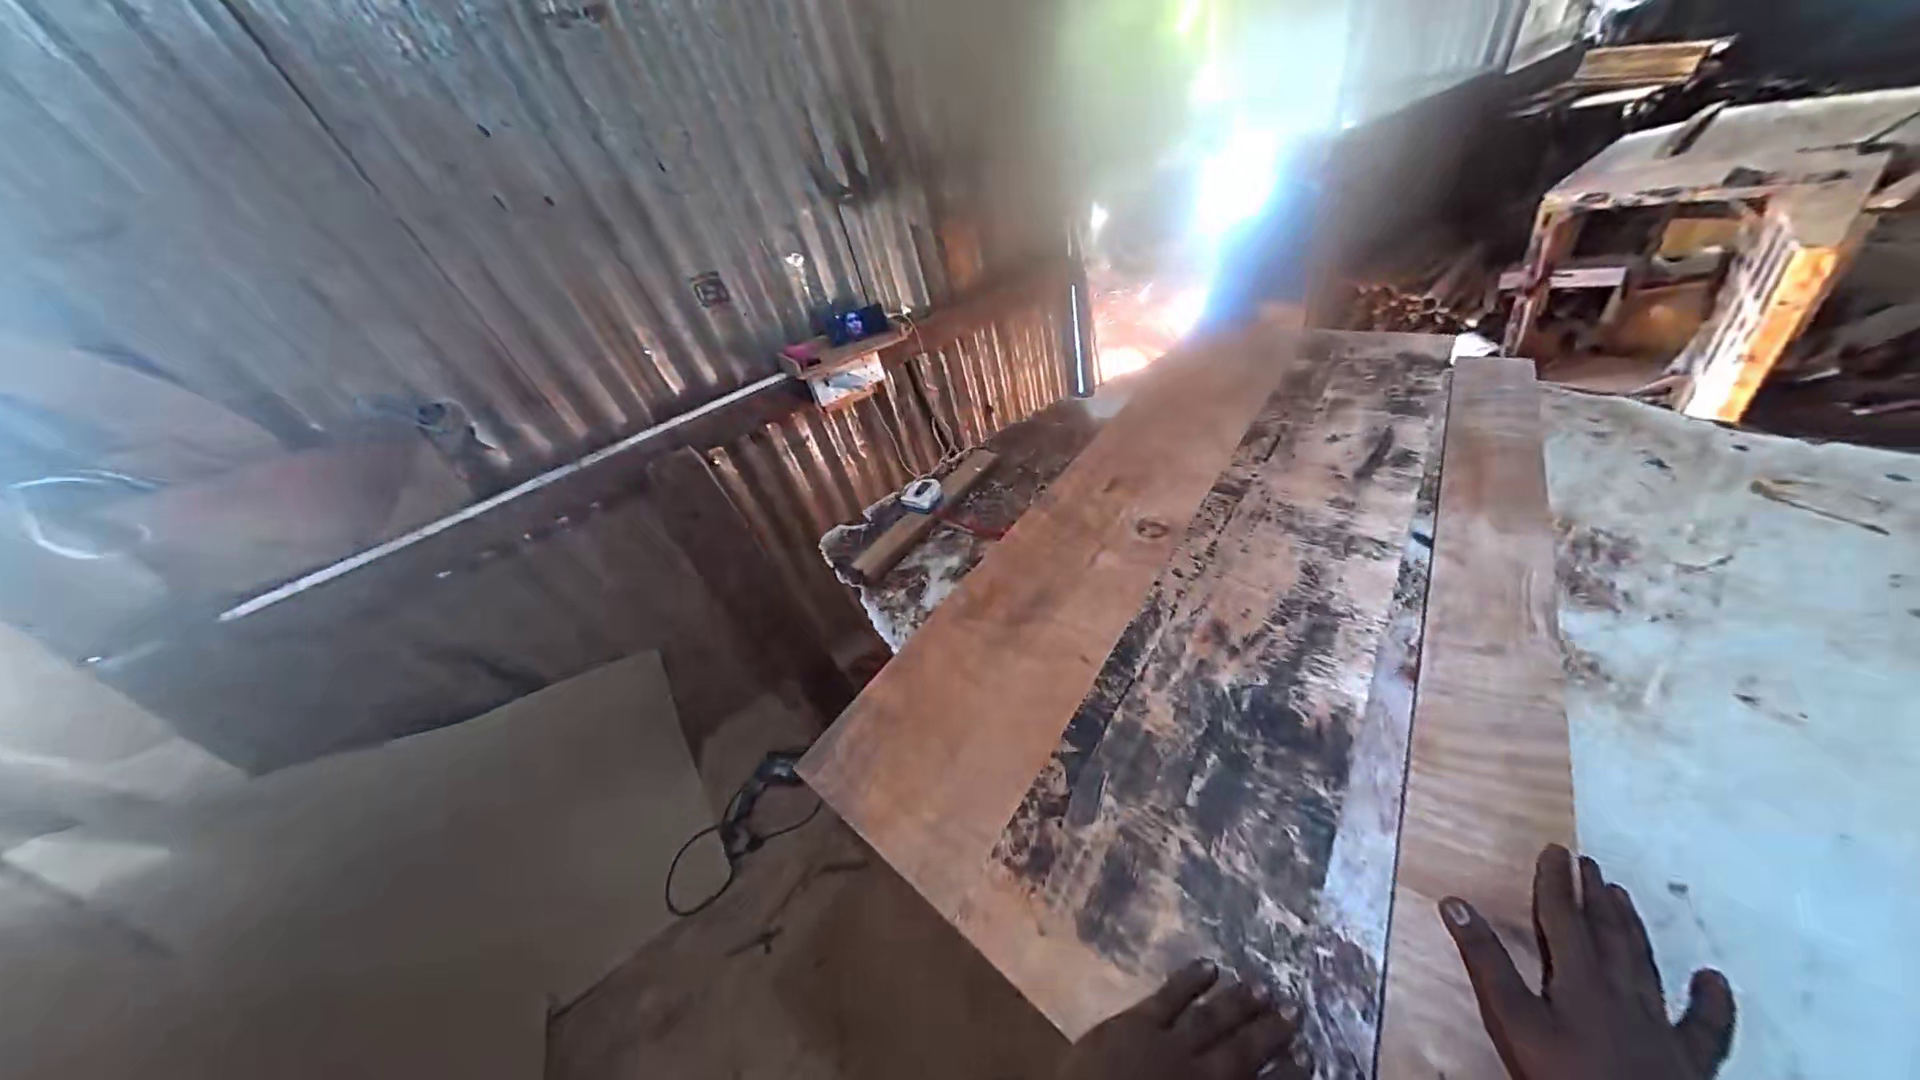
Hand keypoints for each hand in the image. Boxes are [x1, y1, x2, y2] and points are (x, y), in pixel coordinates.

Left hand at [1056, 960, 1309, 1079]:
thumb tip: (1233, 1078)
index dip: (1286, 1074)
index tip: (1306, 1056)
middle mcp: (1200, 1076)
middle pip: (1242, 1051)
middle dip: (1270, 1031)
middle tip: (1294, 1008)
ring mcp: (1168, 1046)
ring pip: (1212, 1019)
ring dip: (1238, 1002)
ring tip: (1262, 986)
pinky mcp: (1137, 1023)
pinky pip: (1170, 997)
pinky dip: (1191, 979)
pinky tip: (1209, 965)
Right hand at [1440, 844, 1735, 1079]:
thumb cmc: (1565, 1076)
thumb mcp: (1513, 1019)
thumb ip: (1486, 961)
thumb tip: (1454, 902)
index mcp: (1580, 980)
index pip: (1563, 918)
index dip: (1556, 882)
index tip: (1555, 850)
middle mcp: (1623, 993)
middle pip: (1607, 934)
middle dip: (1594, 896)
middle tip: (1589, 863)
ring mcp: (1661, 1027)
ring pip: (1645, 964)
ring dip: (1632, 927)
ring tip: (1623, 895)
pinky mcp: (1691, 1061)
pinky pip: (1705, 1026)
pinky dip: (1713, 1002)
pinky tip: (1715, 980)